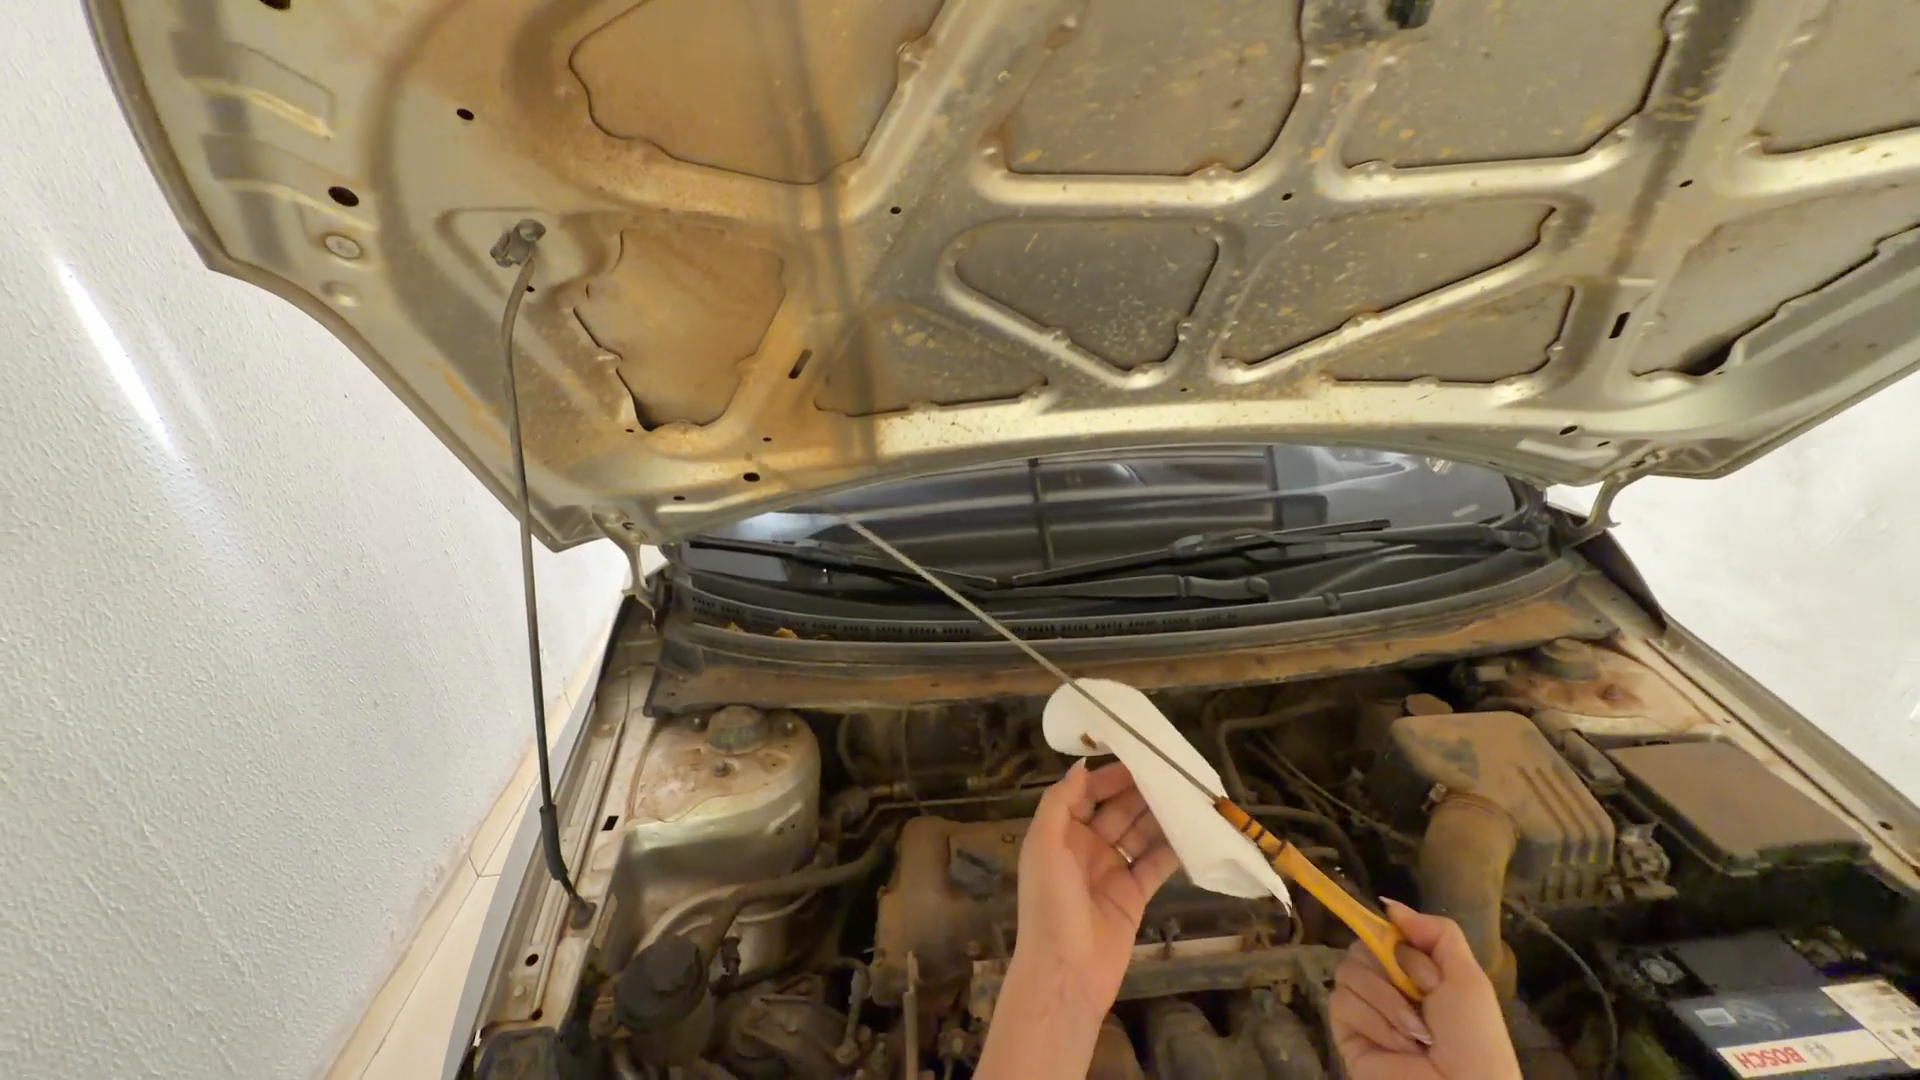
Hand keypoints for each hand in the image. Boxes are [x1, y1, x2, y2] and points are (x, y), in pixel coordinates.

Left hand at [1014, 759, 1181, 1012]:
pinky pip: (1155, 864)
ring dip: (1159, 816)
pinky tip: (1193, 831)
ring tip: (1188, 796)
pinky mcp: (1134, 895)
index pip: (1087, 793)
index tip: (1140, 759)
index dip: (1110, 776)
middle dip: (1140, 793)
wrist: (1066, 972)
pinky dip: (1172, 849)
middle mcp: (1085, 846)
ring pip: (1138, 834)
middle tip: (1173, 774)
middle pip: (1116, 810)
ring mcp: (1110, 870)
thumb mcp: (1044, 845)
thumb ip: (1059, 802)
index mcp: (1060, 832)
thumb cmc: (1049, 902)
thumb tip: (1081, 764)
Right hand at [1330, 899, 1520, 1079]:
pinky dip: (1376, 1022)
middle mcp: (1385, 985)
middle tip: (1421, 997)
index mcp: (1414, 972)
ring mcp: (1363, 1008)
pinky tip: (1399, 1045)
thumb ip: (1438, 933)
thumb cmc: (1474, 1041)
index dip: (1390, 936)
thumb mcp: (1469, 980)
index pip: (1383, 933)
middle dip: (1393, 971)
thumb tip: (1389, 904)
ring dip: (1388, 1001)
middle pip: (1361, 947)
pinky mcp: (1345, 1030)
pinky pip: (1343, 1001)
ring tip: (1416, 1034)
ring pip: (1349, 971)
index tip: (1402, 943)